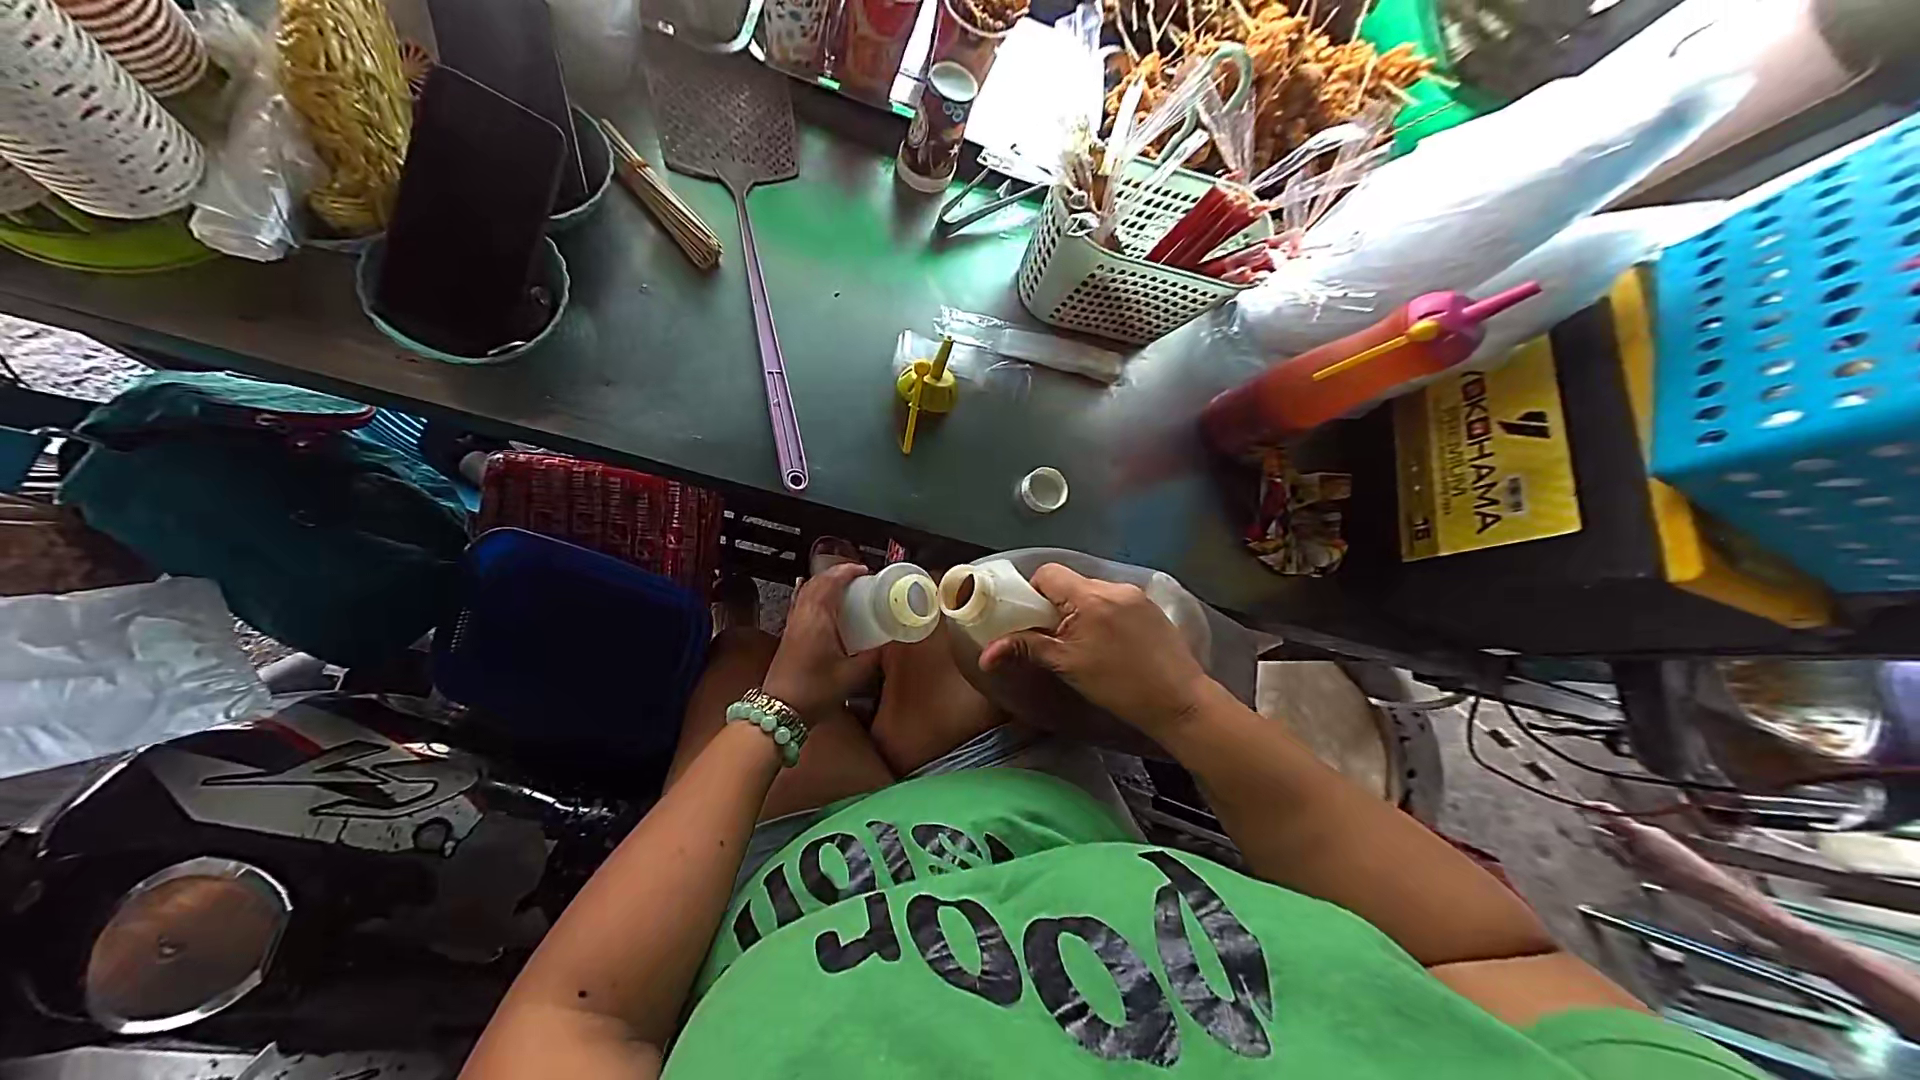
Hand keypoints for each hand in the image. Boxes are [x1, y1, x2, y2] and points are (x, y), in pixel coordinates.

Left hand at [762, 562, 878, 722]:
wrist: (781, 710)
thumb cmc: (816, 691)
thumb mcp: (854, 674)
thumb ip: (873, 656)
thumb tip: (888, 643)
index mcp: (818, 617)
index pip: (831, 580)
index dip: (847, 570)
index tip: (864, 570)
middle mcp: (802, 615)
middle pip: (817, 581)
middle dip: (837, 573)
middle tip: (857, 578)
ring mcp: (792, 624)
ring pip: (806, 591)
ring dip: (824, 584)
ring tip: (844, 589)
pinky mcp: (789, 635)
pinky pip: (801, 604)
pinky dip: (815, 597)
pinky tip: (825, 608)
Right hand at [977, 564, 1217, 735]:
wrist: (1178, 700)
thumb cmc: (1118, 686)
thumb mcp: (1066, 666)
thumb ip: (1026, 649)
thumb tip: (985, 654)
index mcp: (1089, 597)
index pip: (1048, 574)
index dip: (1033, 592)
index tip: (1031, 618)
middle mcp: (1112, 587)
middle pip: (1070, 582)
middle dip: (1056, 604)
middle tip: (1053, 634)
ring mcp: (1135, 595)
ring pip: (1092, 592)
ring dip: (1080, 609)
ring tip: (1083, 642)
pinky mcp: (1150, 606)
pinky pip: (1114, 600)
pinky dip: (1103, 614)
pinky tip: (1108, 642)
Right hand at [1588, 807, 1758, 912]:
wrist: (1714, 889)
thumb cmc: (1678, 878)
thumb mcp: (1637, 865)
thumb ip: (1616, 848)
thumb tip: (1599, 835)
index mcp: (1640, 832)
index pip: (1612, 813)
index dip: (1596, 808)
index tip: (1583, 806)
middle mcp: (1651, 831)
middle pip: (1622, 825)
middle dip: (1609, 831)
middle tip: (1600, 839)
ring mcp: (1663, 838)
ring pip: (1633, 835)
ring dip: (1625, 843)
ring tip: (1625, 859)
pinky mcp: (1671, 847)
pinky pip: (1646, 843)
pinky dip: (1637, 849)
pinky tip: (1641, 864)